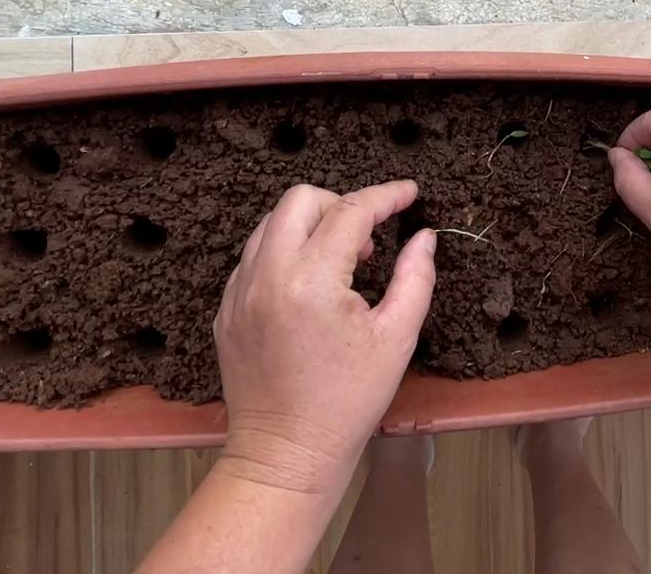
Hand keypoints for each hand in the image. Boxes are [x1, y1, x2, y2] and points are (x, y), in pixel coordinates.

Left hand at [214, 180, 436, 495]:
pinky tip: (310, 284)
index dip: (386, 196)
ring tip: (342, 261)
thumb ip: (415, 277)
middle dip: (341, 204)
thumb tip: (423, 236)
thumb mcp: (397, 338)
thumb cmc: (349, 400)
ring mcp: (239, 291)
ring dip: (311, 224)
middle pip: (300, 199)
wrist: (285, 456)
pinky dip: (286, 251)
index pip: (351, 211)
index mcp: (312, 281)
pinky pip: (255, 254)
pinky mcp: (226, 309)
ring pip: (272, 222)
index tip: (411, 193)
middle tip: (370, 239)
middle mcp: (267, 275)